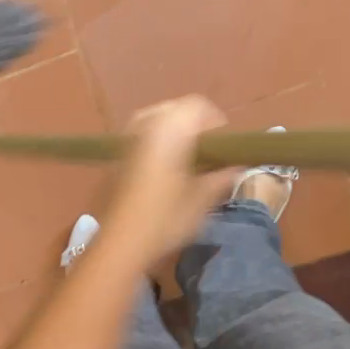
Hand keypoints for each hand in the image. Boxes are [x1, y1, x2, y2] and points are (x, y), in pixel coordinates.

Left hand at [97, 95, 239, 268]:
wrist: (119, 242)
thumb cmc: (164, 220)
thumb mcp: (202, 200)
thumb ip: (222, 176)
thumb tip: (236, 165)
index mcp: (169, 130)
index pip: (197, 106)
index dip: (214, 122)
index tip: (223, 147)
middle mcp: (145, 127)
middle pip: (173, 109)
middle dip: (191, 125)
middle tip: (205, 152)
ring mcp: (125, 140)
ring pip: (153, 120)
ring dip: (171, 132)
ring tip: (184, 159)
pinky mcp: (113, 156)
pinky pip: (138, 136)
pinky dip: (153, 142)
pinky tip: (162, 169)